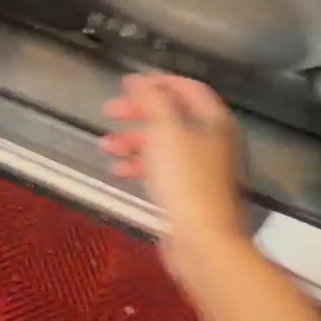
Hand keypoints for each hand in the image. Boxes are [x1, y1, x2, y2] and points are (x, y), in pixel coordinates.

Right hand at [102, 74, 247, 276]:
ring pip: (165, 144)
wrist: (203, 241)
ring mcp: (203, 169)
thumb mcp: (166, 131)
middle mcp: (213, 141)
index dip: (158, 82)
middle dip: (139, 113)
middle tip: (110, 112)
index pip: (188, 88)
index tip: (128, 84)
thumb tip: (140, 78)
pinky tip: (119, 171)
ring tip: (106, 146)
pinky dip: (141, 166)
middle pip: (173, 116)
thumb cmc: (186, 179)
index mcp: (214, 121)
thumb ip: (153, 100)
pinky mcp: (191, 193)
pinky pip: (164, 170)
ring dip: (134, 141)